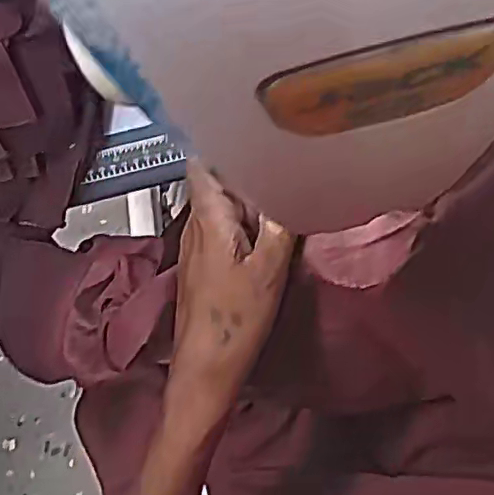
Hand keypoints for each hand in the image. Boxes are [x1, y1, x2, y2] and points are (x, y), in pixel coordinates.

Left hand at [162, 163, 296, 441]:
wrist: (206, 369)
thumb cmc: (235, 321)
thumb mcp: (270, 268)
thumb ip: (283, 222)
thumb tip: (297, 185)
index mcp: (208, 217)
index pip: (203, 160)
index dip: (223, 139)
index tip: (252, 125)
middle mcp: (196, 224)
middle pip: (218, 180)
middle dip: (248, 166)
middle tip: (283, 154)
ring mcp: (198, 245)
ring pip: (224, 204)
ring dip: (249, 194)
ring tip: (283, 184)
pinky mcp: (206, 263)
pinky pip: (226, 226)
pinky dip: (247, 220)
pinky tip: (271, 225)